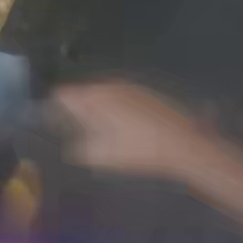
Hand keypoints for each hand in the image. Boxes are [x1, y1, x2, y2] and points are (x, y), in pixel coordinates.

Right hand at [48, 81, 237, 177]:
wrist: (188, 145)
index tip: (58, 127)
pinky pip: (122, 97)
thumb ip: (76, 149)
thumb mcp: (100, 156)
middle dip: (78, 110)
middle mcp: (108, 85)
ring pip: (103, 94)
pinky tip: (131, 130)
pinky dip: (119, 109)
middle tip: (82, 133)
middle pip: (82, 93)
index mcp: (92, 97)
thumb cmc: (139, 150)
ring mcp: (130, 86)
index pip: (61, 94)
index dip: (54, 110)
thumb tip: (70, 145)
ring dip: (99, 109)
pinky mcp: (149, 92)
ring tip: (108, 133)